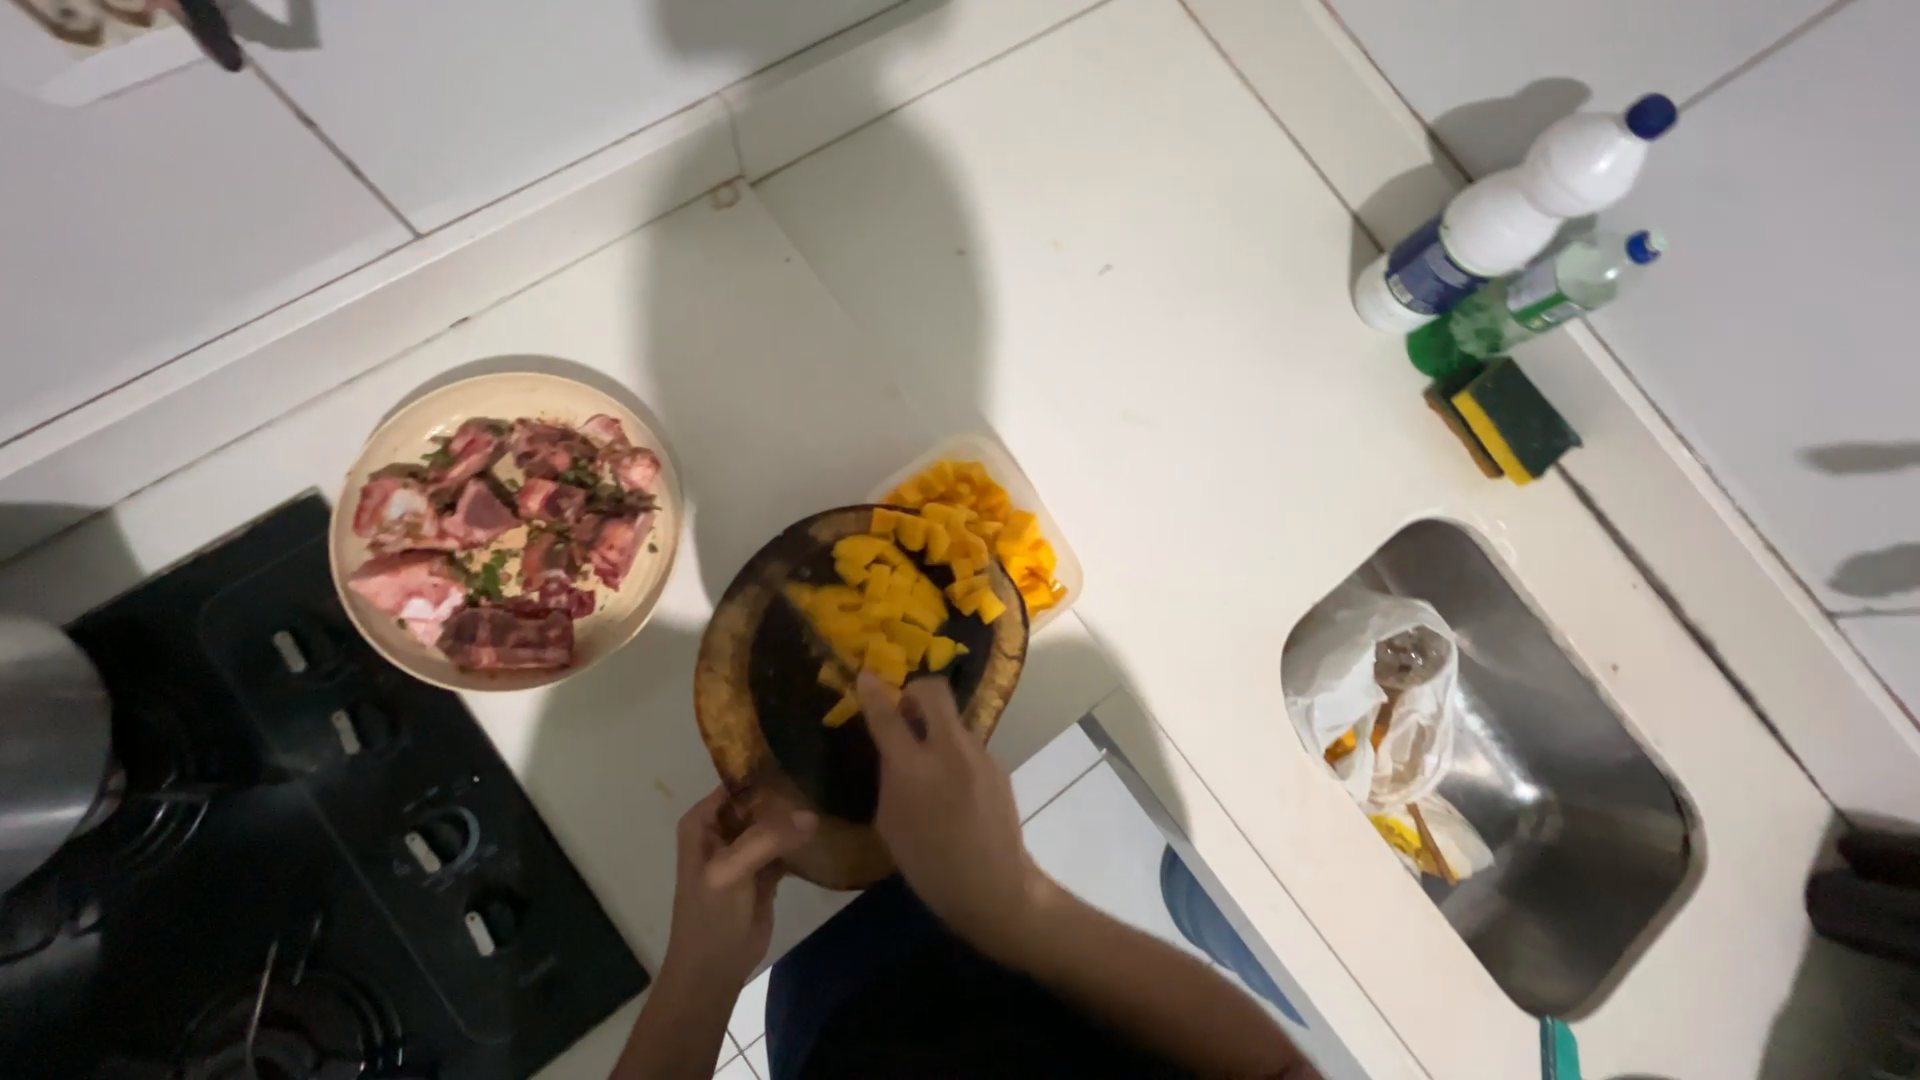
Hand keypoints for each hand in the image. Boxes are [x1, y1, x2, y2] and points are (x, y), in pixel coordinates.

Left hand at [660, 786, 816, 991]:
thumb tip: (812, 815)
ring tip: (832, 798)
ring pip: (776, 821)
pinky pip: (787, 843)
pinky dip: (803, 839)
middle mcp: (723, 828)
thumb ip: (767, 839)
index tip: (804, 760)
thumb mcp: (730, 871)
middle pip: (761, 800)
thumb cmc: (710, 916)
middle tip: (826, 780)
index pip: (738, 783)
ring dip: (798, 816)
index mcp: (704, 821)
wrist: (713, 971)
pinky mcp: (766, 869)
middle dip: (789, 794)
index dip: (767, 773)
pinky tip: (828, 829)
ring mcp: (746, 849)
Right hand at [858, 674, 1057, 959]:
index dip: (873, 691)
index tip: (865, 675)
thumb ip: (890, 778)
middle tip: (904, 709)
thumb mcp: (890, 824)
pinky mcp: (998, 764)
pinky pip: (968, 746)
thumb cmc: (929, 865)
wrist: (993, 886)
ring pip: (953, 720)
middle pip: (933, 692)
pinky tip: (954, 787)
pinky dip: (955, 754)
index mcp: (913, 769)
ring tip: (929, 761)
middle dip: (915, 690)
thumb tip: (893, 752)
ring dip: (936, 727)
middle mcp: (949, 750)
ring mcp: (979, 754)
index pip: (888, 716)